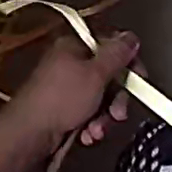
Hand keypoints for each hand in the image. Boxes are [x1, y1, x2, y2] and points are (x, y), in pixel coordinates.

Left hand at [0, 32, 139, 171]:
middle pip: (108, 76)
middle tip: (116, 113)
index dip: (129, 64)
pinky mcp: (63, 107)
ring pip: (100, 99)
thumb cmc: (62, 98)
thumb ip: (116, 55)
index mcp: (74, 46)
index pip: (110, 47)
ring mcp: (65, 86)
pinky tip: (84, 134)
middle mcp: (69, 62)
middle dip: (115, 100)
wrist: (31, 131)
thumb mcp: (95, 74)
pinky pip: (88, 113)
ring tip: (94, 129)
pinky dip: (90, 125)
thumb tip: (131, 37)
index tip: (140, 81)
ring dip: (103, 117)